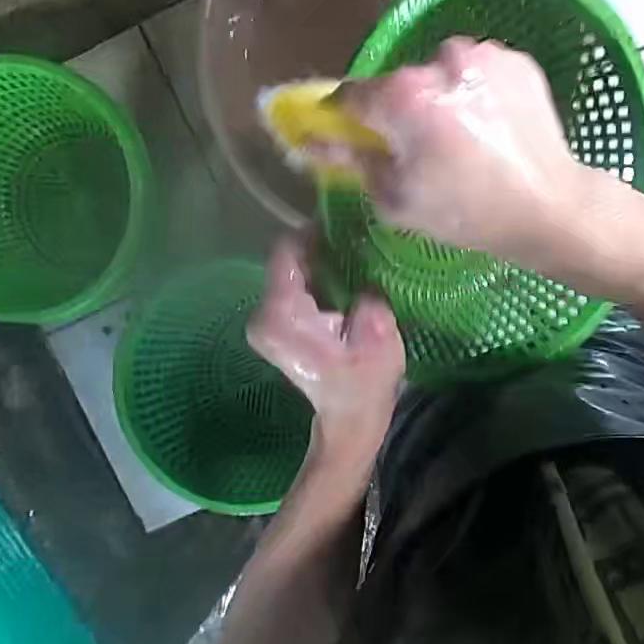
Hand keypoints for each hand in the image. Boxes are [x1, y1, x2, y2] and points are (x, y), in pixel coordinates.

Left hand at [246, 237, 404, 455]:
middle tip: (360, 238)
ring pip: (295, 272)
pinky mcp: (279, 325)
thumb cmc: (364, 384)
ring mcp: (268, 321)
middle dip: (324, 247)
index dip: (316, 231)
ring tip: (358, 256)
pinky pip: (298, 288)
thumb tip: (369, 260)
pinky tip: (349, 279)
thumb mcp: (378, 334)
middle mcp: (264, 313)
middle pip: (290, 260)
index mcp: (282, 314)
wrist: (349, 421)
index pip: (287, 251)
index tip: (348, 223)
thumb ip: (369, 290)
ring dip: (325, 263)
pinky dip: (321, 279)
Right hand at [338, 37, 606, 262]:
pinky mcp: (518, 60)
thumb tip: (312, 139)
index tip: (361, 138)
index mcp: (406, 96)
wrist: (552, 209)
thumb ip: (351, 161)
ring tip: (468, 141)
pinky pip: (478, 72)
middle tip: (427, 152)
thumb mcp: (398, 200)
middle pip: (400, 83)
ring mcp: (485, 55)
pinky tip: (494, 128)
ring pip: (441, 73)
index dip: (349, 118)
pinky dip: (477, 93)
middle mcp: (443, 60)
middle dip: (403, 112)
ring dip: (443, 99)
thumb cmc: (469, 215)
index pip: (351, 94)